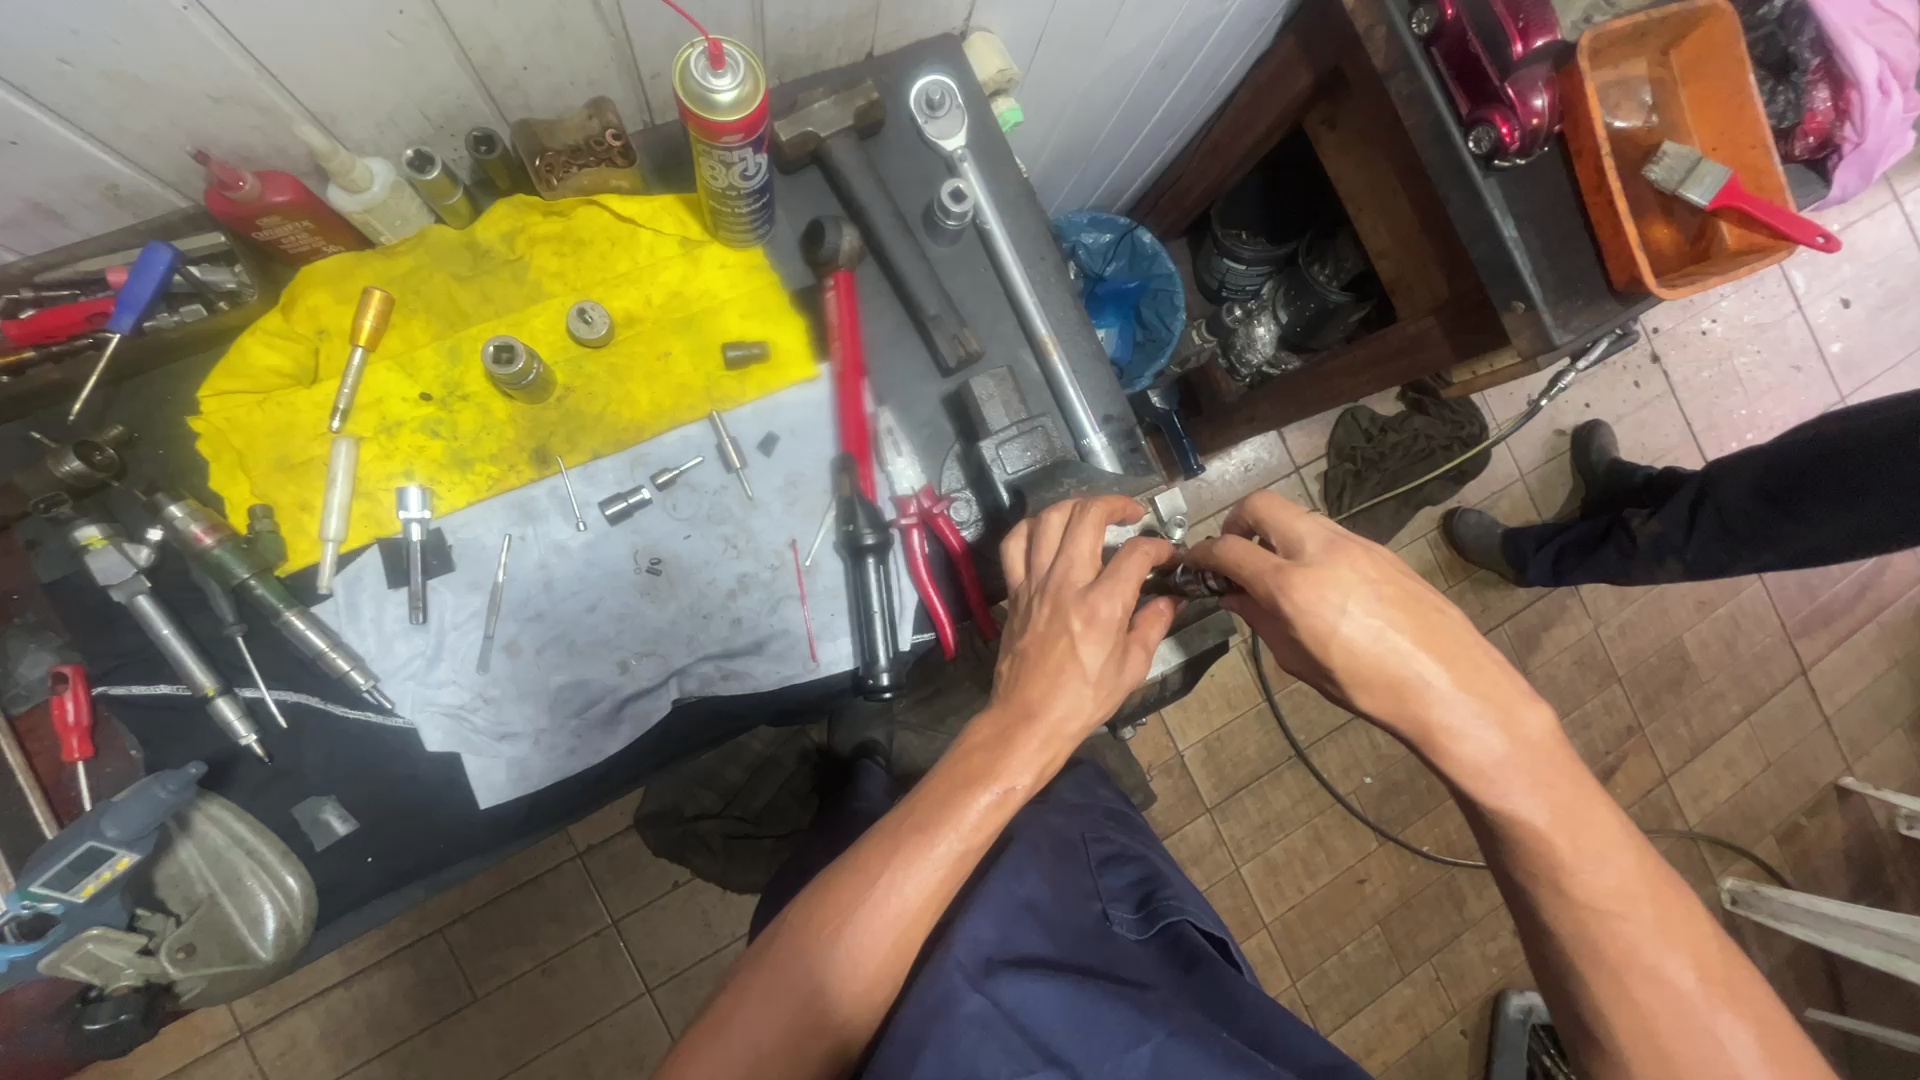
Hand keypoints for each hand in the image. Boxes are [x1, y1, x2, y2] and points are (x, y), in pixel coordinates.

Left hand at [985, 496, 1177, 759]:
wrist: (1028, 718)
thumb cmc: (1083, 699)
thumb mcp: (1132, 668)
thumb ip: (1153, 625)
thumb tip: (1170, 600)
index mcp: (1102, 605)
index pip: (1135, 554)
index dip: (1158, 546)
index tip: (1166, 555)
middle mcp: (1066, 583)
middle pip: (1087, 517)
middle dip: (1116, 505)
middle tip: (1132, 514)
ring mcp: (1034, 583)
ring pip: (1048, 520)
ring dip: (1075, 506)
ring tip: (1092, 514)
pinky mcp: (1014, 591)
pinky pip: (1014, 544)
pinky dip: (1031, 527)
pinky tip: (1048, 530)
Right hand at [1189, 491, 1554, 753]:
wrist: (1452, 686)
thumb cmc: (1367, 687)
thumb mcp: (1298, 661)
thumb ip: (1260, 620)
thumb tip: (1235, 595)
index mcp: (1293, 585)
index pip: (1229, 549)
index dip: (1203, 553)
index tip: (1194, 563)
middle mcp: (1320, 550)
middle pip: (1261, 504)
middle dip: (1236, 521)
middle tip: (1234, 552)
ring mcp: (1355, 543)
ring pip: (1298, 515)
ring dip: (1275, 532)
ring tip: (1276, 571)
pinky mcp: (1381, 549)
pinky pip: (1329, 533)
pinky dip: (1307, 545)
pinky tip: (1319, 583)